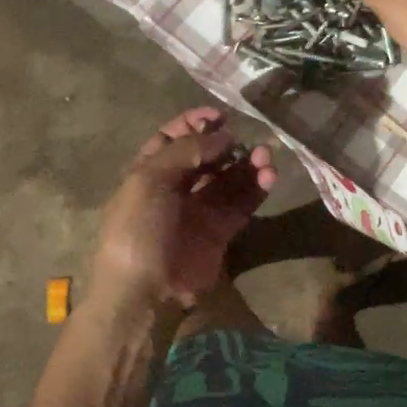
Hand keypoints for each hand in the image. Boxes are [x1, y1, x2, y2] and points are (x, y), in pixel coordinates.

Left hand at [93, 108, 275, 308]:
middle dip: (227, 144)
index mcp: (149, 172)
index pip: (172, 138)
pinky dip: (257, 188)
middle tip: (246, 140)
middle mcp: (175, 188)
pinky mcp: (222, 231)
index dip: (194, 123)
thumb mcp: (149, 180)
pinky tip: (268, 177)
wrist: (145, 291)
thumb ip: (186, 151)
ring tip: (265, 158)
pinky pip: (243, 202)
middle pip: (206, 157)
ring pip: (229, 178)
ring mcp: (200, 210)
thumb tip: (224, 135)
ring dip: (248, 164)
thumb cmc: (138, 229)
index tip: (220, 115)